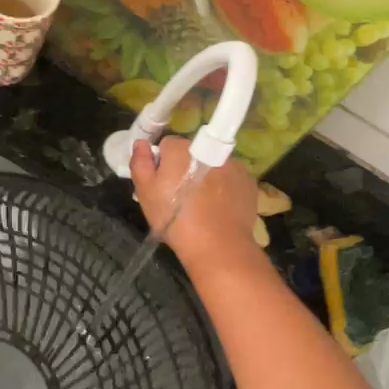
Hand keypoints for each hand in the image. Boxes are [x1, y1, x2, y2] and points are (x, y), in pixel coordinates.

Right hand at [130, 137, 262, 272]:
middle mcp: (208, 149)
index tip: (162, 184)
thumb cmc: (175, 219)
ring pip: (212, 164)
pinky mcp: (248, 181)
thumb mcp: (145, 193)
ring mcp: (232, 164)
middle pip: (191, 153)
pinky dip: (224, 187)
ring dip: (206, 176)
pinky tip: (219, 207)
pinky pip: (230, 178)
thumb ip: (140, 163)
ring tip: (202, 204)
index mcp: (180, 149)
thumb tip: (141, 143)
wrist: (217, 245)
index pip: (167, 145)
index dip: (162, 163)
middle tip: (180, 196)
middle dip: (185, 168)